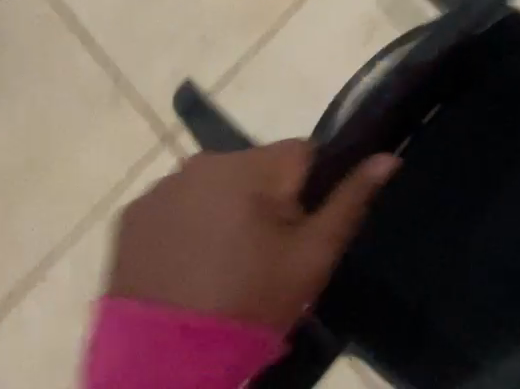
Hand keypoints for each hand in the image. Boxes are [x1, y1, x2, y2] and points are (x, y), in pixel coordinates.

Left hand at [107, 142, 397, 328]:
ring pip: (216, 185)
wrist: (165, 366)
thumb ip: (351, 199)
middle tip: (261, 254)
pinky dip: (186, 225)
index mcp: (254, 166)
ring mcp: (161, 188)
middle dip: (265, 199)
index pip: (303, 154)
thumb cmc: (252, 302)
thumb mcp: (314, 255)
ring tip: (220, 264)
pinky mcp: (129, 216)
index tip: (297, 232)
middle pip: (257, 168)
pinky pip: (176, 205)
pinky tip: (187, 264)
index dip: (308, 191)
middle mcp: (205, 162)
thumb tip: (389, 156)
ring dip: (225, 209)